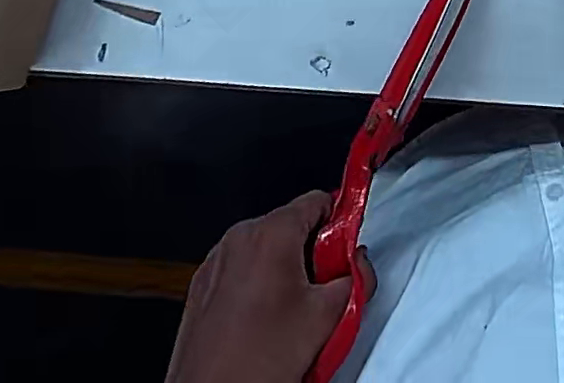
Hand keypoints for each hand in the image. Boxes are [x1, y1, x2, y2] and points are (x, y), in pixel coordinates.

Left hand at [165, 191, 375, 382]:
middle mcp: (240, 236)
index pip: (319, 200)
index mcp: (271, 232)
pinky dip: (259, 285)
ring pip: (268, 248)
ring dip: (287, 270)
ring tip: (293, 316)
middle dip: (315, 253)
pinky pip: (243, 268)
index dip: (340, 222)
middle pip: (293, 225)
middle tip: (324, 291)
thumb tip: (360, 265)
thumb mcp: (327, 318)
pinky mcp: (203, 285)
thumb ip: (356, 279)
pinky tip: (266, 324)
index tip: (347, 247)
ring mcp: (218, 260)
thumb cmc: (256, 364)